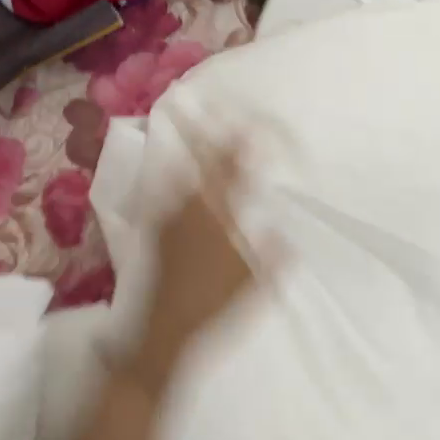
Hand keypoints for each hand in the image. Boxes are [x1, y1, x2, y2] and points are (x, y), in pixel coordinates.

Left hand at [127, 142, 274, 394]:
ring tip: (189, 126)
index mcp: (220, 218)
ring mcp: (169, 220)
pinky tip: (172, 171)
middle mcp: (191, 211)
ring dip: (186, 150)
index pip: (235, 173)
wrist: (163, 332)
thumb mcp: (255, 282)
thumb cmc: (214, 306)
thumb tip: (282, 230)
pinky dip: (171, 174)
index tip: (253, 125)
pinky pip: (165, 191)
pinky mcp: (156, 233)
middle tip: (207, 107)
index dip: (243, 146)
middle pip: (200, 164)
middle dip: (205, 134)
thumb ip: (271, 253)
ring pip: (179, 174)